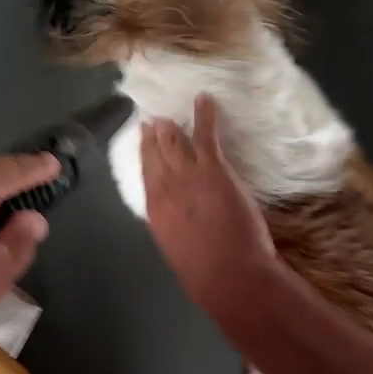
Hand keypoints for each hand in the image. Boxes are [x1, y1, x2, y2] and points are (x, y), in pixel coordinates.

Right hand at [141, 94, 280, 317]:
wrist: (230, 275)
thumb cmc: (203, 272)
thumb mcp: (174, 245)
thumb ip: (169, 221)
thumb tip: (169, 211)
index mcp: (155, 206)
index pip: (145, 170)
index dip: (144, 152)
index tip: (143, 139)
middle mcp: (165, 185)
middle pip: (156, 151)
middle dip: (154, 134)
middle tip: (154, 121)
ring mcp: (188, 173)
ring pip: (174, 140)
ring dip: (171, 126)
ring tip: (169, 116)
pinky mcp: (213, 168)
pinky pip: (206, 134)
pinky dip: (204, 114)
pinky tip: (204, 98)